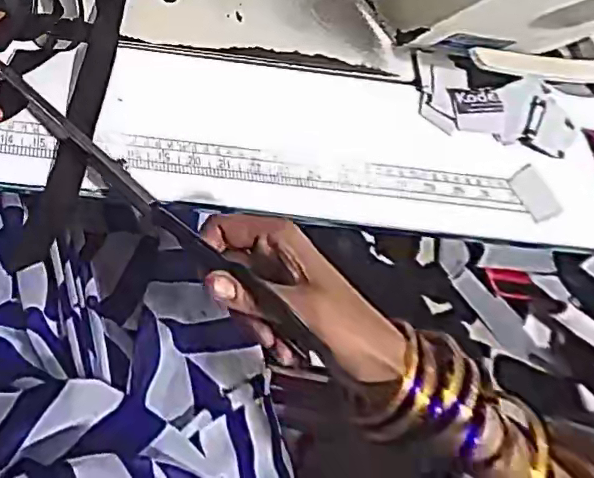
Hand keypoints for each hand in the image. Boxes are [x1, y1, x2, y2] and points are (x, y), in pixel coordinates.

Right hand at [200, 214, 407, 382]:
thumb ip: (250, 293)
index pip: (223, 227)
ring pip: (239, 290)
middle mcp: (277, 250)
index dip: (212, 251)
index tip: (213, 281)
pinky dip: (262, 328)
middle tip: (254, 317)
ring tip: (274, 335)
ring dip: (251, 319)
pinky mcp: (281, 299)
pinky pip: (253, 308)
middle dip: (238, 297)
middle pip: (228, 263)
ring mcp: (278, 275)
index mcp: (281, 236)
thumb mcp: (295, 308)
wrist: (382, 366)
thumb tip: (214, 279)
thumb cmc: (353, 329)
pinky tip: (282, 343)